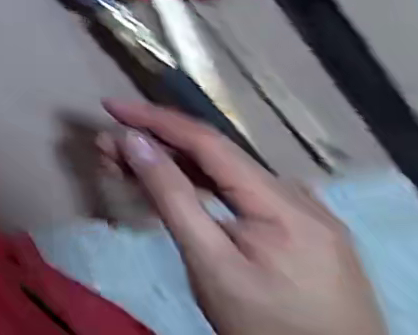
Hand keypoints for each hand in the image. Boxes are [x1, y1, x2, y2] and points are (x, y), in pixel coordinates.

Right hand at [100, 99, 386, 334]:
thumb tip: (131, 139)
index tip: (108, 106)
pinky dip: (202, 187)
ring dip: (176, 165)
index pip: (208, 142)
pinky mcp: (309, 241)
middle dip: (157, 144)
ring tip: (127, 167)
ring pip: (229, 176)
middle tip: (106, 148)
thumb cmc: (267, 329)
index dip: (154, 119)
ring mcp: (311, 222)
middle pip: (217, 157)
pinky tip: (174, 191)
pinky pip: (245, 197)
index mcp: (287, 207)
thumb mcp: (210, 264)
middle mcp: (304, 203)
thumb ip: (171, 196)